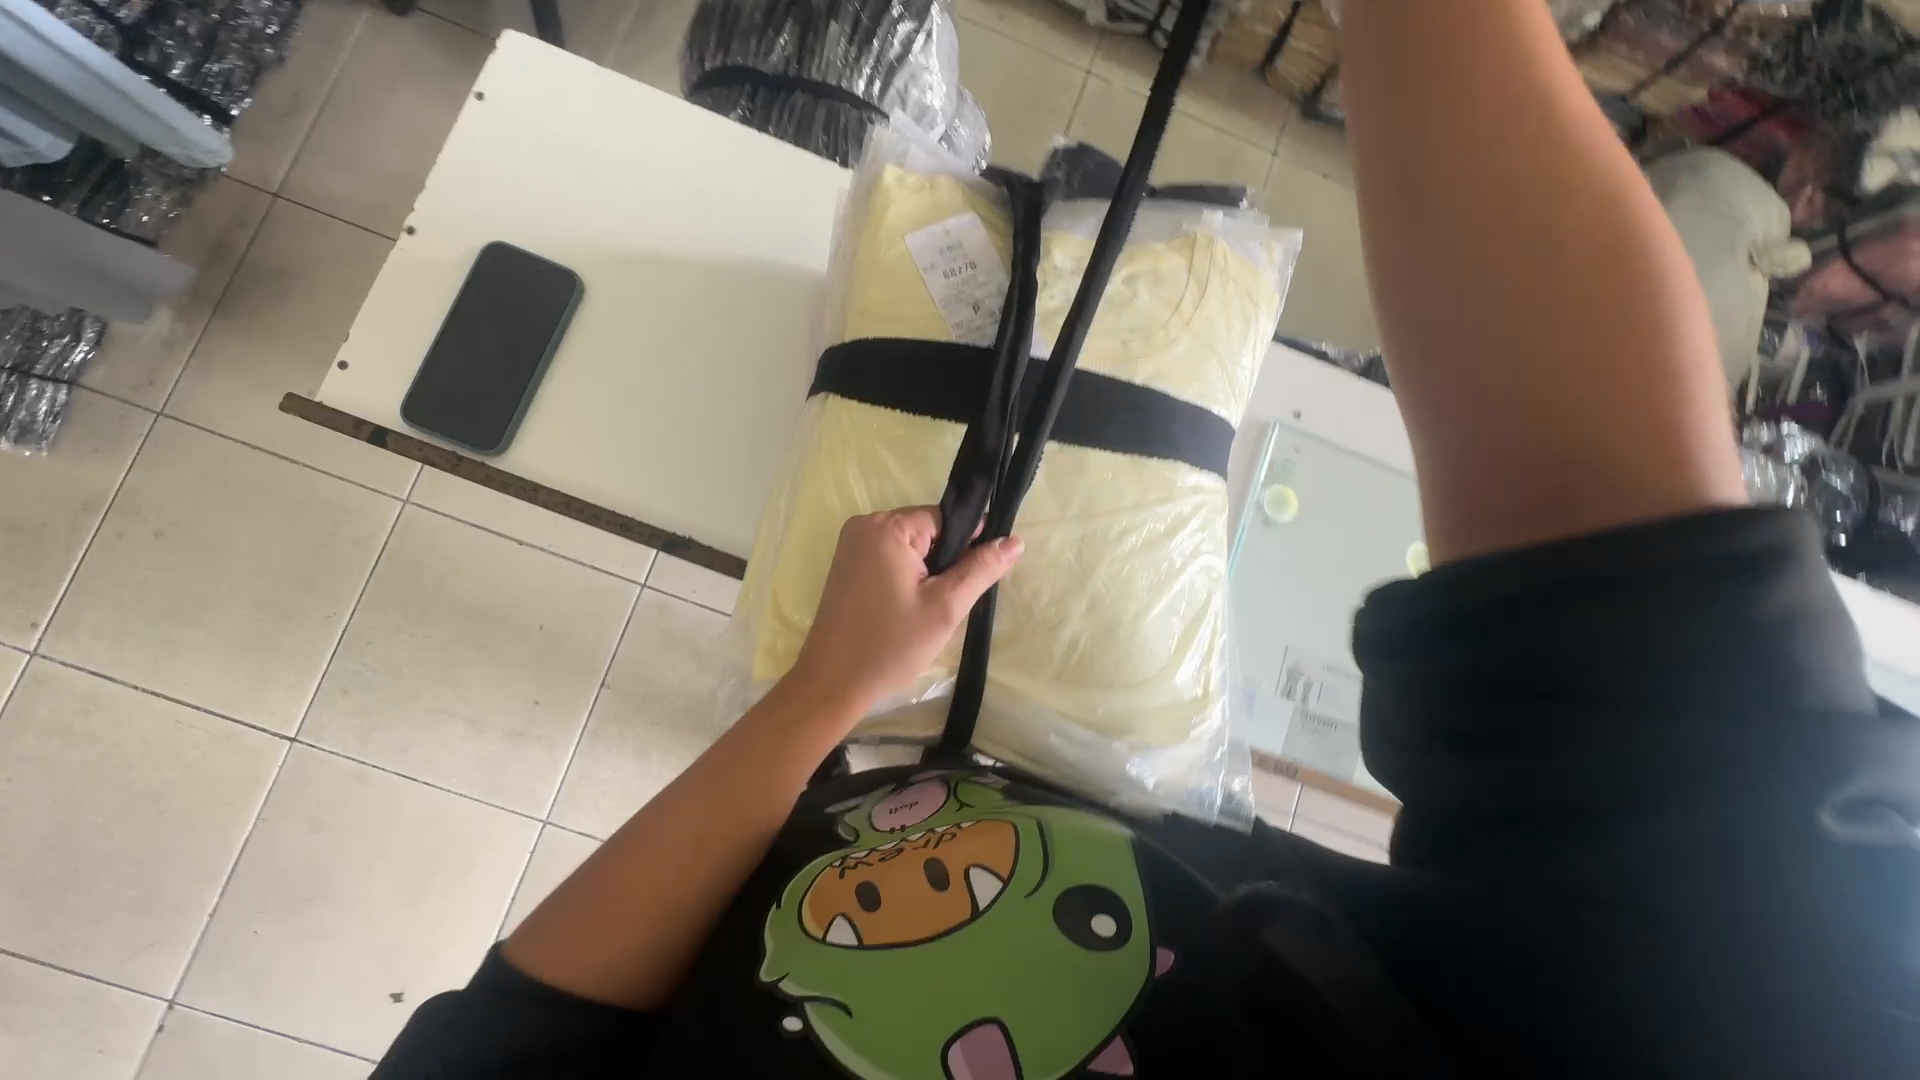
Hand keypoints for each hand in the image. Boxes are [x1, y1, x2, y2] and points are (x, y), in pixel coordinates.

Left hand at [787, 507, 1022, 715]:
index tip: (968, 584)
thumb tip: (1015, 541)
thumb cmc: (890, 645)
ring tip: (925, 610)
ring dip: (927, 574)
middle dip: (945, 563)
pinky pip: (891, 558)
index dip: (966, 549)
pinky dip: (906, 578)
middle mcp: (865, 524)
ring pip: (911, 547)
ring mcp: (851, 544)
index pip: (947, 519)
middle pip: (928, 531)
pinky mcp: (846, 565)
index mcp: (887, 527)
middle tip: (944, 605)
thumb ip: (981, 569)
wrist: (832, 682)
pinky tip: (906, 609)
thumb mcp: (945, 607)